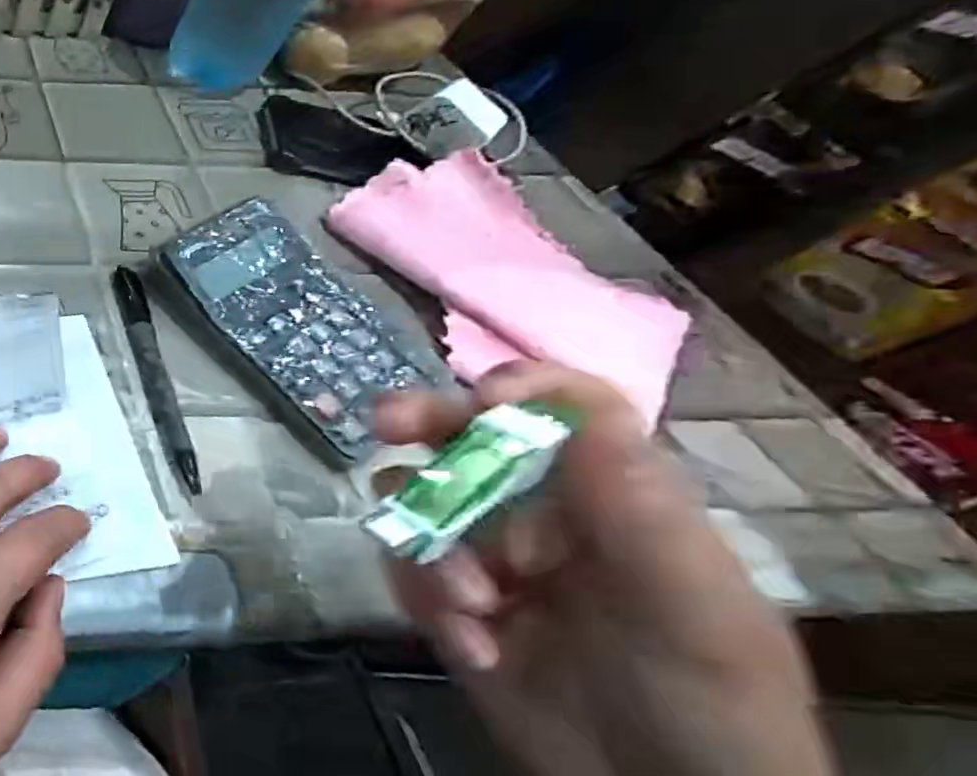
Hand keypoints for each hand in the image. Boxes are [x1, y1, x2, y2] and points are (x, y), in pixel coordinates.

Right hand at [376, 362, 833, 775]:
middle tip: (383, 424)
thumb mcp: (695, 614)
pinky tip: (472, 646)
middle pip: (468, 433)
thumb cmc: (711, 708)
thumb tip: (591, 417)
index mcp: (610, 493)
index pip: (568, 408)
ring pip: (421, 499)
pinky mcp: (450, 595)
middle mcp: (540, 506)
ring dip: (431, 544)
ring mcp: (489, 549)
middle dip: (421, 421)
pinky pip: (407, 565)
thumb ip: (643, 515)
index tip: (483, 398)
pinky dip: (426, 598)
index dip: (525, 386)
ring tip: (472, 607)